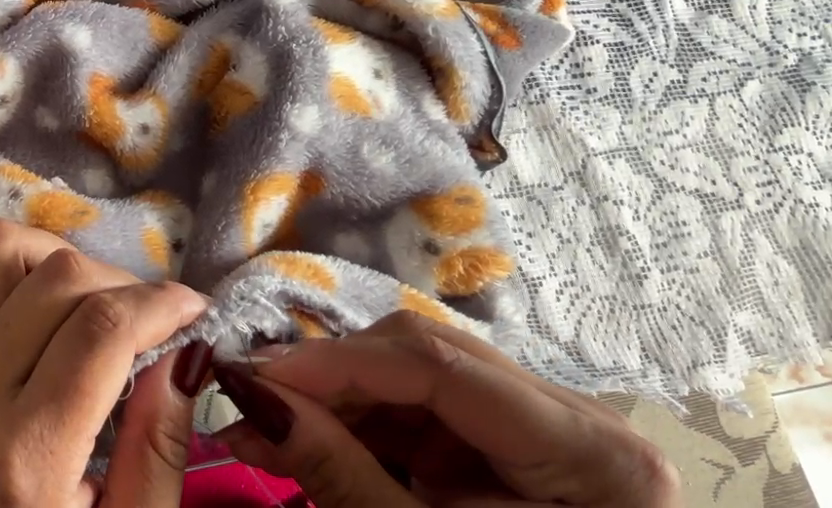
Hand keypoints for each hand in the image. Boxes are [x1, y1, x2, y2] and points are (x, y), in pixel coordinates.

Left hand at [0, 219, 212, 507]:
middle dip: (123, 285)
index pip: (101, 330)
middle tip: (151, 323)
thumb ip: (155, 448)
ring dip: (56, 257)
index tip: (196, 312)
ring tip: (87, 301)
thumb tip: (186, 354)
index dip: (161, 305)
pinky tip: (22, 281)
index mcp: (26, 450)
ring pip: (1, 246)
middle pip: (59, 278)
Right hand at [211, 311, 682, 506]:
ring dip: (327, 402)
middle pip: (417, 356)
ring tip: (258, 431)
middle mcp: (570, 415)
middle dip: (322, 379)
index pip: (434, 362)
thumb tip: (248, 395)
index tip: (248, 374)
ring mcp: (538, 424)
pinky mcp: (505, 441)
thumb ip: (341, 474)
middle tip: (243, 401)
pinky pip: (414, 410)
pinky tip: (302, 439)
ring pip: (405, 376)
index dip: (332, 361)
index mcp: (588, 450)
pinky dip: (355, 426)